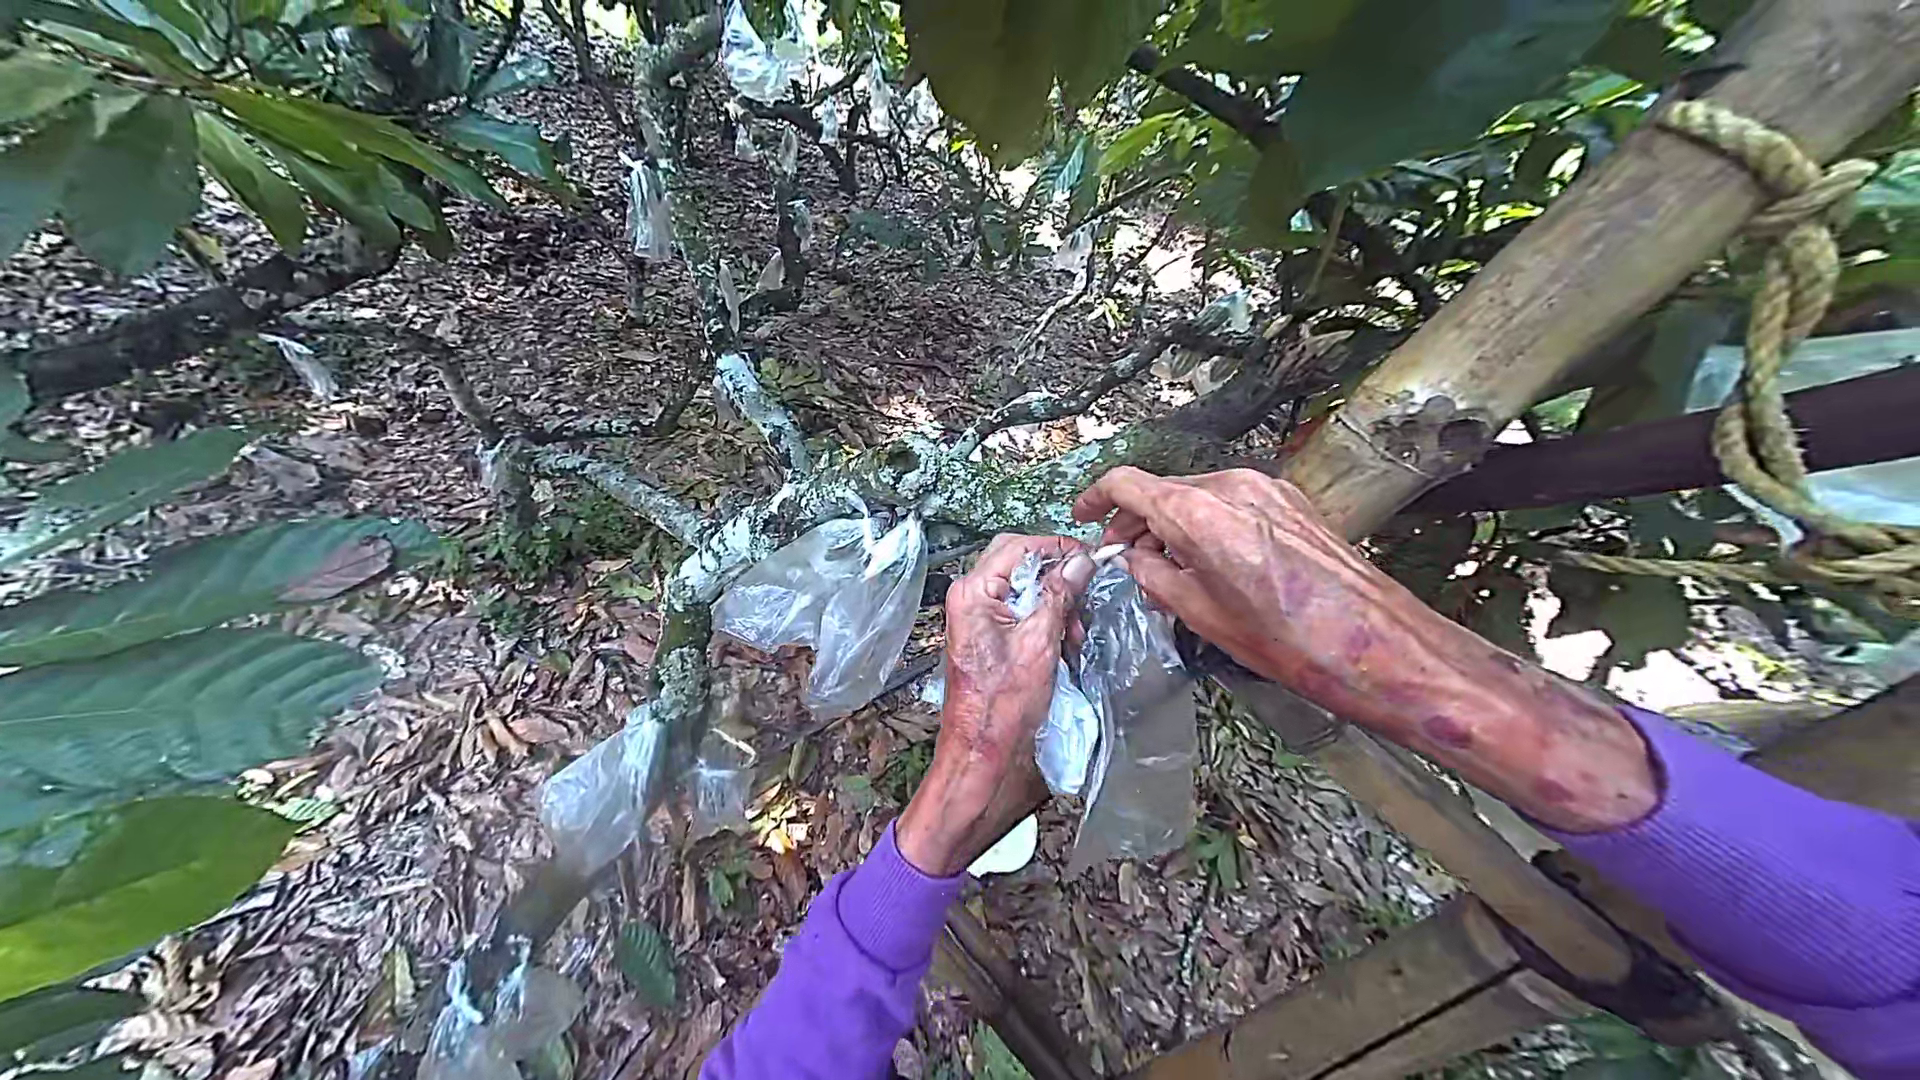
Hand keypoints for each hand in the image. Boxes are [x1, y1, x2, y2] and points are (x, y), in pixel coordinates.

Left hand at [895, 535, 1094, 875]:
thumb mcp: (1039, 643)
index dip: (1057, 548)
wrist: (982, 752)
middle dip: (1057, 578)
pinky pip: (1021, 611)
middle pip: (1019, 564)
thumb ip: (1059, 595)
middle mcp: (970, 598)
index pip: (1018, 546)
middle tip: (1083, 596)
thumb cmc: (1001, 707)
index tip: (1088, 558)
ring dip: (1055, 602)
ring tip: (1074, 632)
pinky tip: (1062, 643)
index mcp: (973, 593)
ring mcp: (977, 616)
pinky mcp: (988, 634)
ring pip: (1023, 588)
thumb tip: (1079, 562)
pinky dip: (1046, 620)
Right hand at [1073, 467, 1656, 831]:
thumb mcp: (1200, 615)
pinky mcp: (1289, 500)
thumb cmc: (1288, 641)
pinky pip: (1227, 499)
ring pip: (1194, 493)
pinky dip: (1203, 520)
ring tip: (1165, 563)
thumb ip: (1153, 576)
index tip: (1084, 516)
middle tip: (1122, 554)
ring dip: (1169, 521)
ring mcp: (1265, 489)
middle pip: (1161, 488)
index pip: (1127, 483)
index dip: (1096, 497)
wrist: (1382, 647)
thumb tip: (1134, 558)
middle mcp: (1231, 487)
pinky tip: (1206, 557)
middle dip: (1133, 518)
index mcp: (1199, 514)